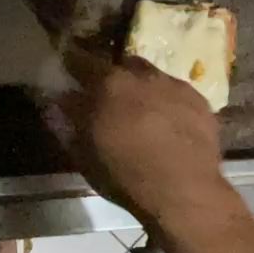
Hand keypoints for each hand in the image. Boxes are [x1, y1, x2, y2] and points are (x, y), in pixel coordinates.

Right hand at [64, 55, 238, 227]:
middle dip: (110, 77)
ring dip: (140, 87)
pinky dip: (165, 102)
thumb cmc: (124, 176)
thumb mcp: (83, 156)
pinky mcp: (199, 99)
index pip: (81, 61)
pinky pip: (174, 92)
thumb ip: (65, 124)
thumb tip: (55, 103)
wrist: (184, 190)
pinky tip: (166, 123)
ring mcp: (173, 84)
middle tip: (106, 98)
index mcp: (107, 85)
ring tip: (139, 111)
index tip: (67, 68)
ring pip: (150, 76)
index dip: (72, 64)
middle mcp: (141, 75)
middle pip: (120, 65)